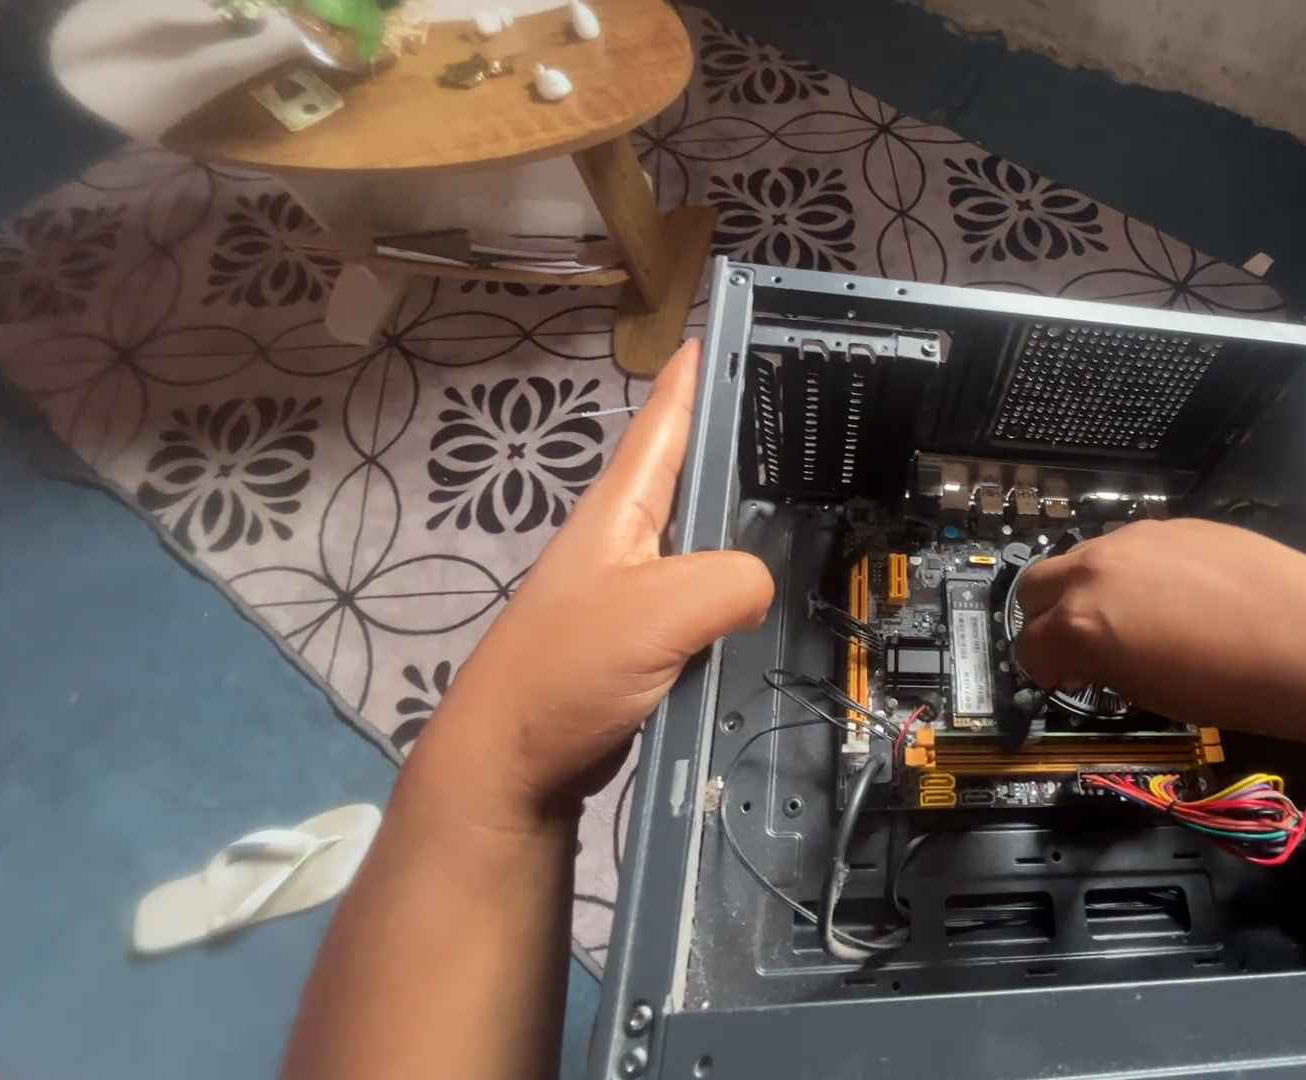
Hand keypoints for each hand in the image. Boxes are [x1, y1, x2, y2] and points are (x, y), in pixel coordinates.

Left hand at [412, 340, 773, 827]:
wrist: (513, 761)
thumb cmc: (569, 668)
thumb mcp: (662, 608)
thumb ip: (733, 580)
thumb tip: (759, 585)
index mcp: (621, 509)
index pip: (663, 423)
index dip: (693, 377)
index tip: (721, 336)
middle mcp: (626, 537)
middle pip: (688, 473)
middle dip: (733, 442)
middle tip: (788, 425)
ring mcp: (634, 587)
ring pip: (700, 537)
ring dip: (740, 518)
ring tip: (792, 504)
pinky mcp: (645, 634)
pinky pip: (703, 591)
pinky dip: (735, 582)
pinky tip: (762, 591)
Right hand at [1012, 519, 1305, 744]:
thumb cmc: (1234, 689)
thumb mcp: (1149, 694)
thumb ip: (1101, 665)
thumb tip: (1088, 657)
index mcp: (1082, 621)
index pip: (1028, 645)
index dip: (1043, 670)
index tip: (1066, 680)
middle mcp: (1096, 569)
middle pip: (1033, 587)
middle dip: (1044, 619)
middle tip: (1080, 646)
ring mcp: (1136, 537)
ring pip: (1080, 558)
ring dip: (1084, 588)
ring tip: (1129, 617)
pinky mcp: (1176, 523)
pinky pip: (1129, 546)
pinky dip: (1128, 570)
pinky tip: (1174, 593)